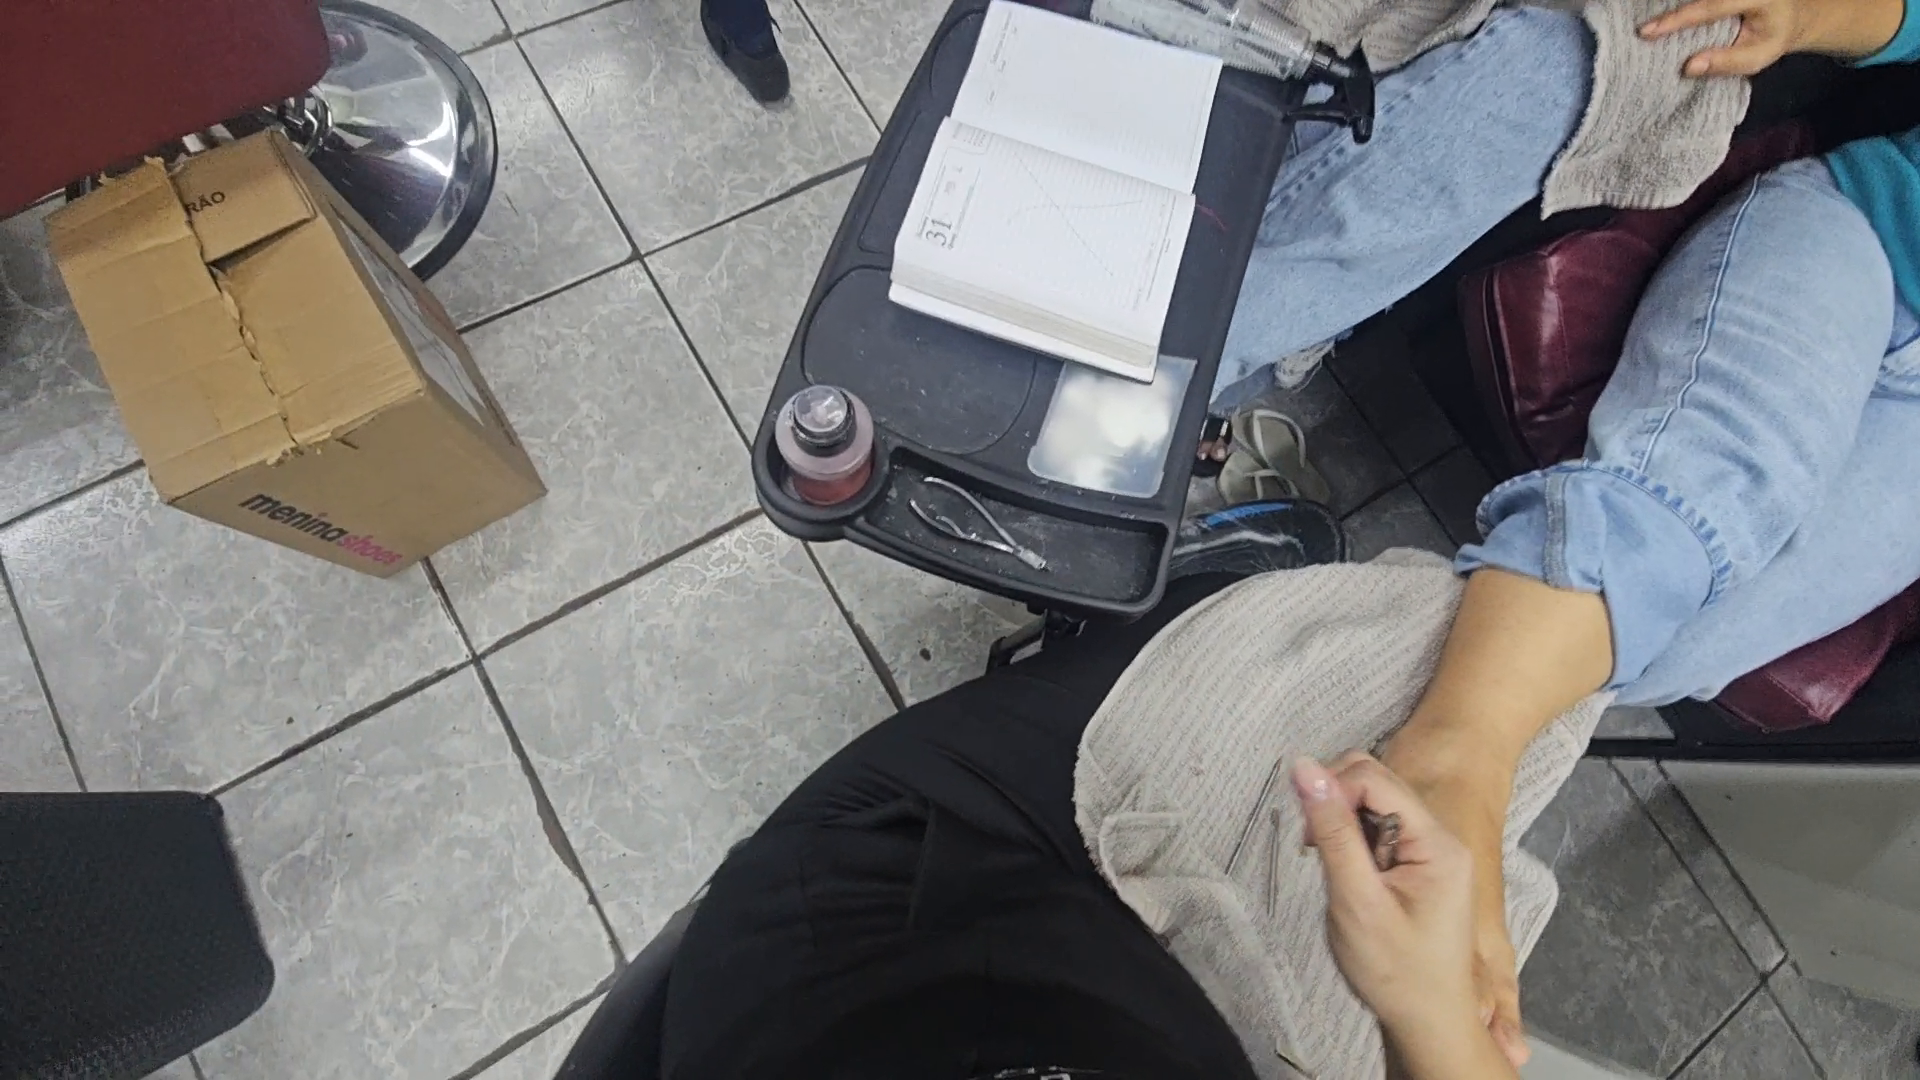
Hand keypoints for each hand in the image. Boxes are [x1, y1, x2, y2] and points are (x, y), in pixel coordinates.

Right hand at [1295, 753, 1513, 1073]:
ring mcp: (1428, 846)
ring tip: (1326, 860)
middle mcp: (1438, 834)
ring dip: (1336, 817)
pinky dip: (1346, 832)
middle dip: (1332, 800)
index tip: (1308, 833)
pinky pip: (1372, 820)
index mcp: (1436, 842)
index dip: (1330, 789)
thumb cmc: (1394, 969)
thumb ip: (1331, 829)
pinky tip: (1341, 864)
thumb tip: (1302, 765)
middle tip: (1314, 846)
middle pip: (1372, 779)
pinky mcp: (1413, 858)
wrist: (1426, 1023)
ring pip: (1368, 798)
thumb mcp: (1356, 898)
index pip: (1371, 777)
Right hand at [1639, 0, 1906, 76]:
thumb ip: (1726, 61)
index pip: (1713, 6)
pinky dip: (1675, 6)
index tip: (1646, 32)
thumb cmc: (1771, 39)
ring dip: (1668, 7)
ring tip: (1641, 25)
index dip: (1678, 19)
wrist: (1791, 15)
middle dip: (1669, 11)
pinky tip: (1655, 18)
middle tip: (1637, 29)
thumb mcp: (1757, 56)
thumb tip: (1689, 66)